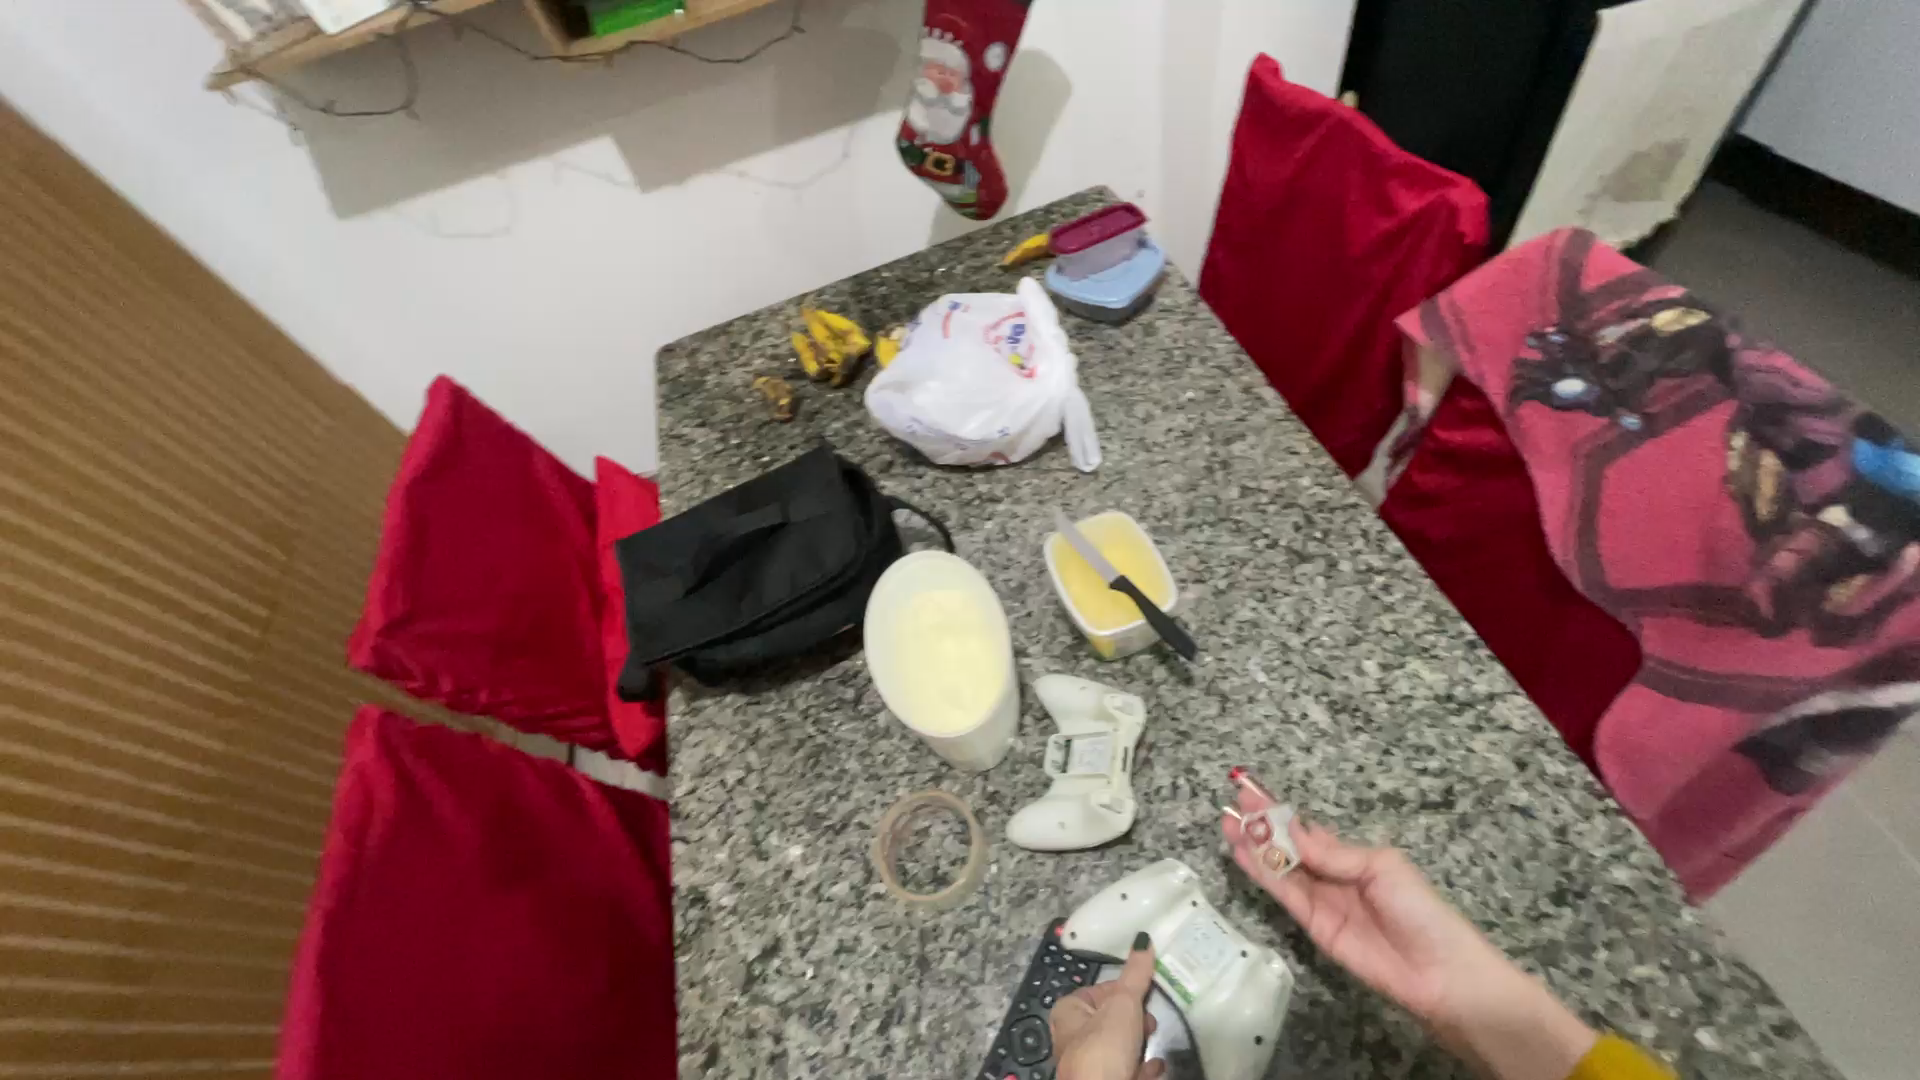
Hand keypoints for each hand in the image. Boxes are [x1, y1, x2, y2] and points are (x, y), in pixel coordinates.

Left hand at [1050, 933, 1164, 1079]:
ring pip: (1118, 1048)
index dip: (1122, 991)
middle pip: (1109, 1020)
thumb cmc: (1104, 1047)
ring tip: (1152, 1043)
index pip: (1098, 991)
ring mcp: (1089, 1068)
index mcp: (1067, 1012)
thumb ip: (1135, 974)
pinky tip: (1156, 1065)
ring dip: (1138, 1044)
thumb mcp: (1123, 1003)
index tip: (1144, 994)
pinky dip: (1142, 1068)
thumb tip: (1143, 938)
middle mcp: (1073, 1039)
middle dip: (1133, 1019)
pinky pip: (1127, 1073)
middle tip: (1148, 1022)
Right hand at [1222, 790, 1595, 1079]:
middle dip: (1260, 823)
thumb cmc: (1423, 912)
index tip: (1252, 790)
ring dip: (1253, 845)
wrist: (1442, 975)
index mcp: (1352, 855)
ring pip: (1279, 867)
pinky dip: (1261, 873)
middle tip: (1234, 801)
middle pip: (1287, 845)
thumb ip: (1332, 853)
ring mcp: (1320, 899)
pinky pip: (1283, 893)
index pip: (1307, 829)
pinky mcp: (1313, 924)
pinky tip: (1242, 854)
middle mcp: (1331, 874)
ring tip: (1227, 824)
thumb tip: (1291, 833)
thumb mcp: (1381, 868)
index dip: (1280, 811)